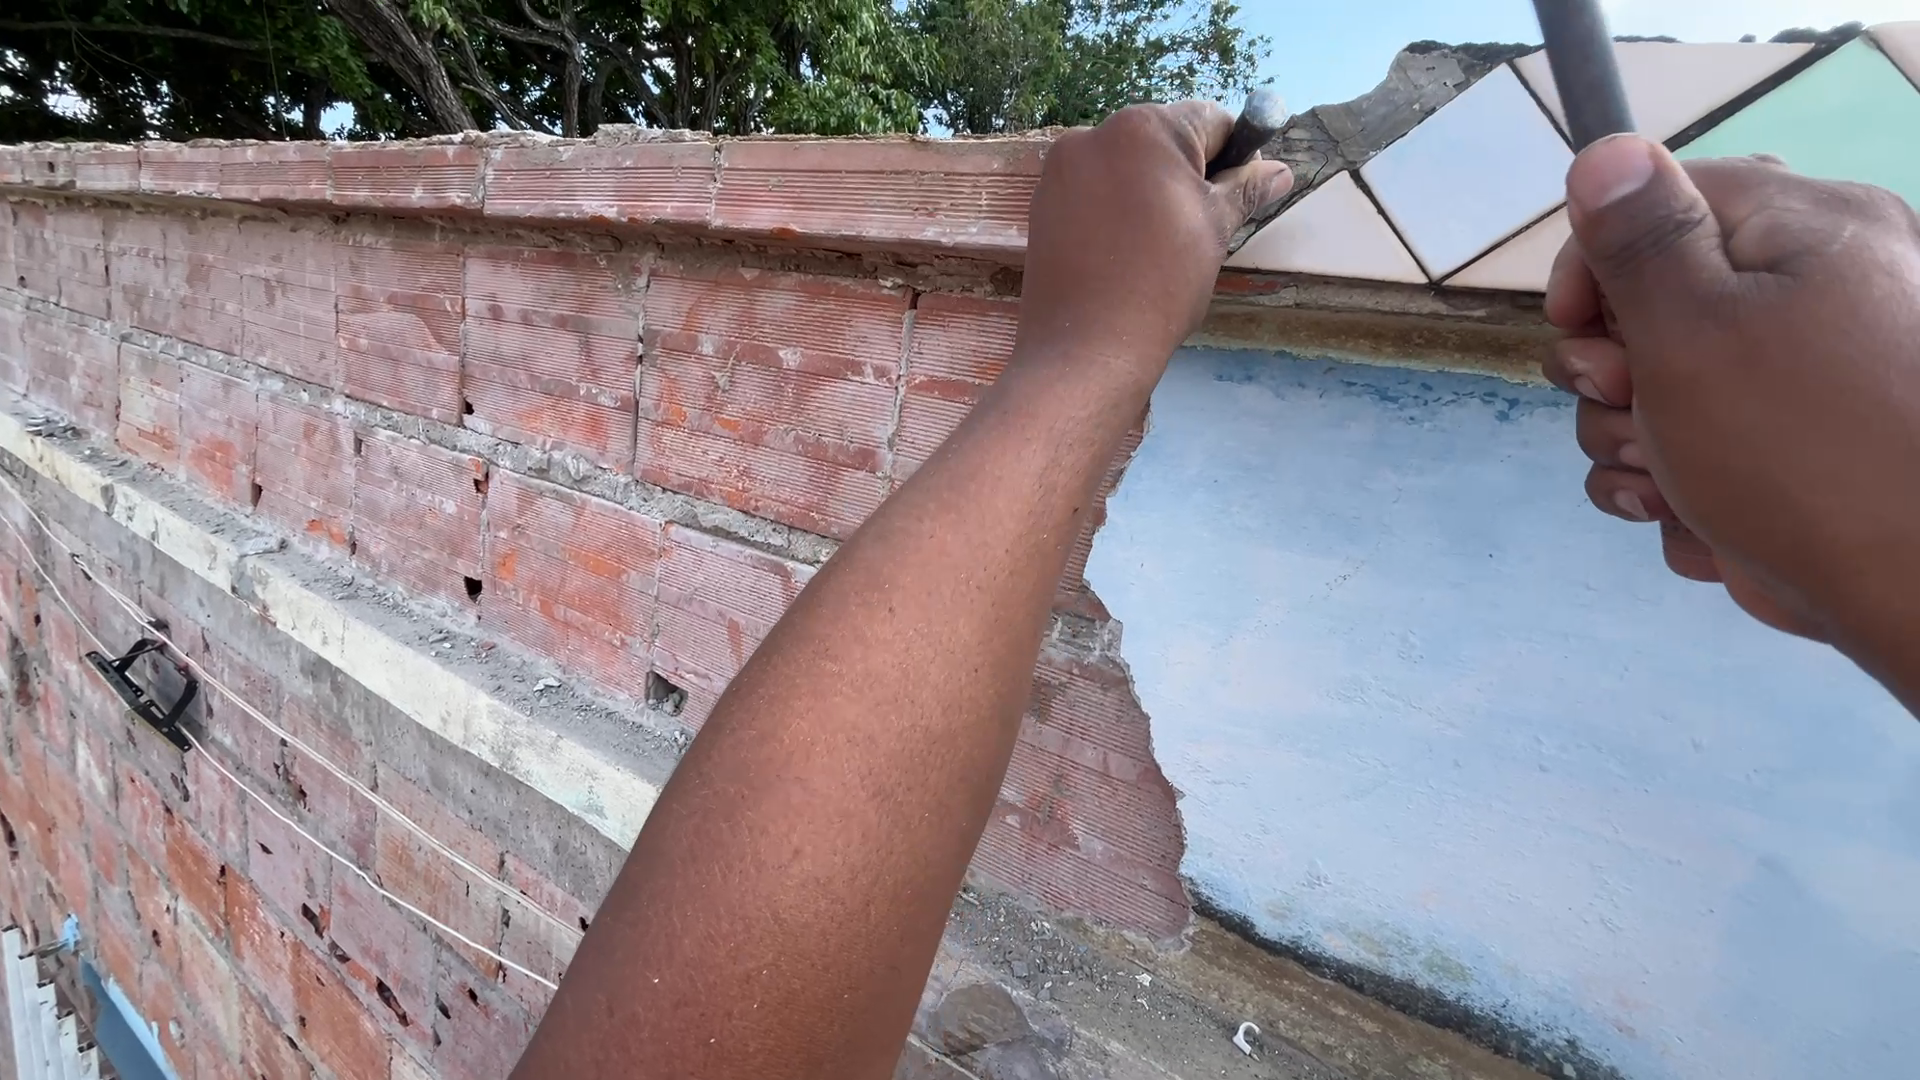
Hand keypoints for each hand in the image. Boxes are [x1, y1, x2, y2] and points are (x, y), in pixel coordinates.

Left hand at [1015, 101, 1292, 382]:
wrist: (1086, 350)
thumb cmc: (1161, 286)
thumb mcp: (1214, 232)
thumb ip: (1244, 191)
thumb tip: (1278, 171)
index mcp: (1142, 127)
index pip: (1209, 122)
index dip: (1232, 159)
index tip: (1232, 202)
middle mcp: (1091, 135)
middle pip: (1160, 144)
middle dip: (1182, 180)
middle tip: (1188, 236)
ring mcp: (1058, 174)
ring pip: (1122, 171)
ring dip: (1144, 197)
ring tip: (1150, 252)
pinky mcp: (1040, 210)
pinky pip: (1090, 198)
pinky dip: (1109, 216)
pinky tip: (1117, 257)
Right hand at [1545, 135, 1919, 682]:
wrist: (1904, 589)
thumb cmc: (1799, 443)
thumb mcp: (1698, 329)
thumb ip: (1643, 241)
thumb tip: (1602, 149)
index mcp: (1796, 240)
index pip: (1657, 204)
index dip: (1592, 265)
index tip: (1579, 325)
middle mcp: (1791, 299)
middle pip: (1631, 312)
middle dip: (1603, 375)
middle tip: (1635, 401)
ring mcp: (1773, 383)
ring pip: (1634, 398)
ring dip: (1625, 446)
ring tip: (1675, 479)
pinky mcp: (1755, 451)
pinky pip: (1662, 453)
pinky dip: (1656, 488)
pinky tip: (1689, 511)